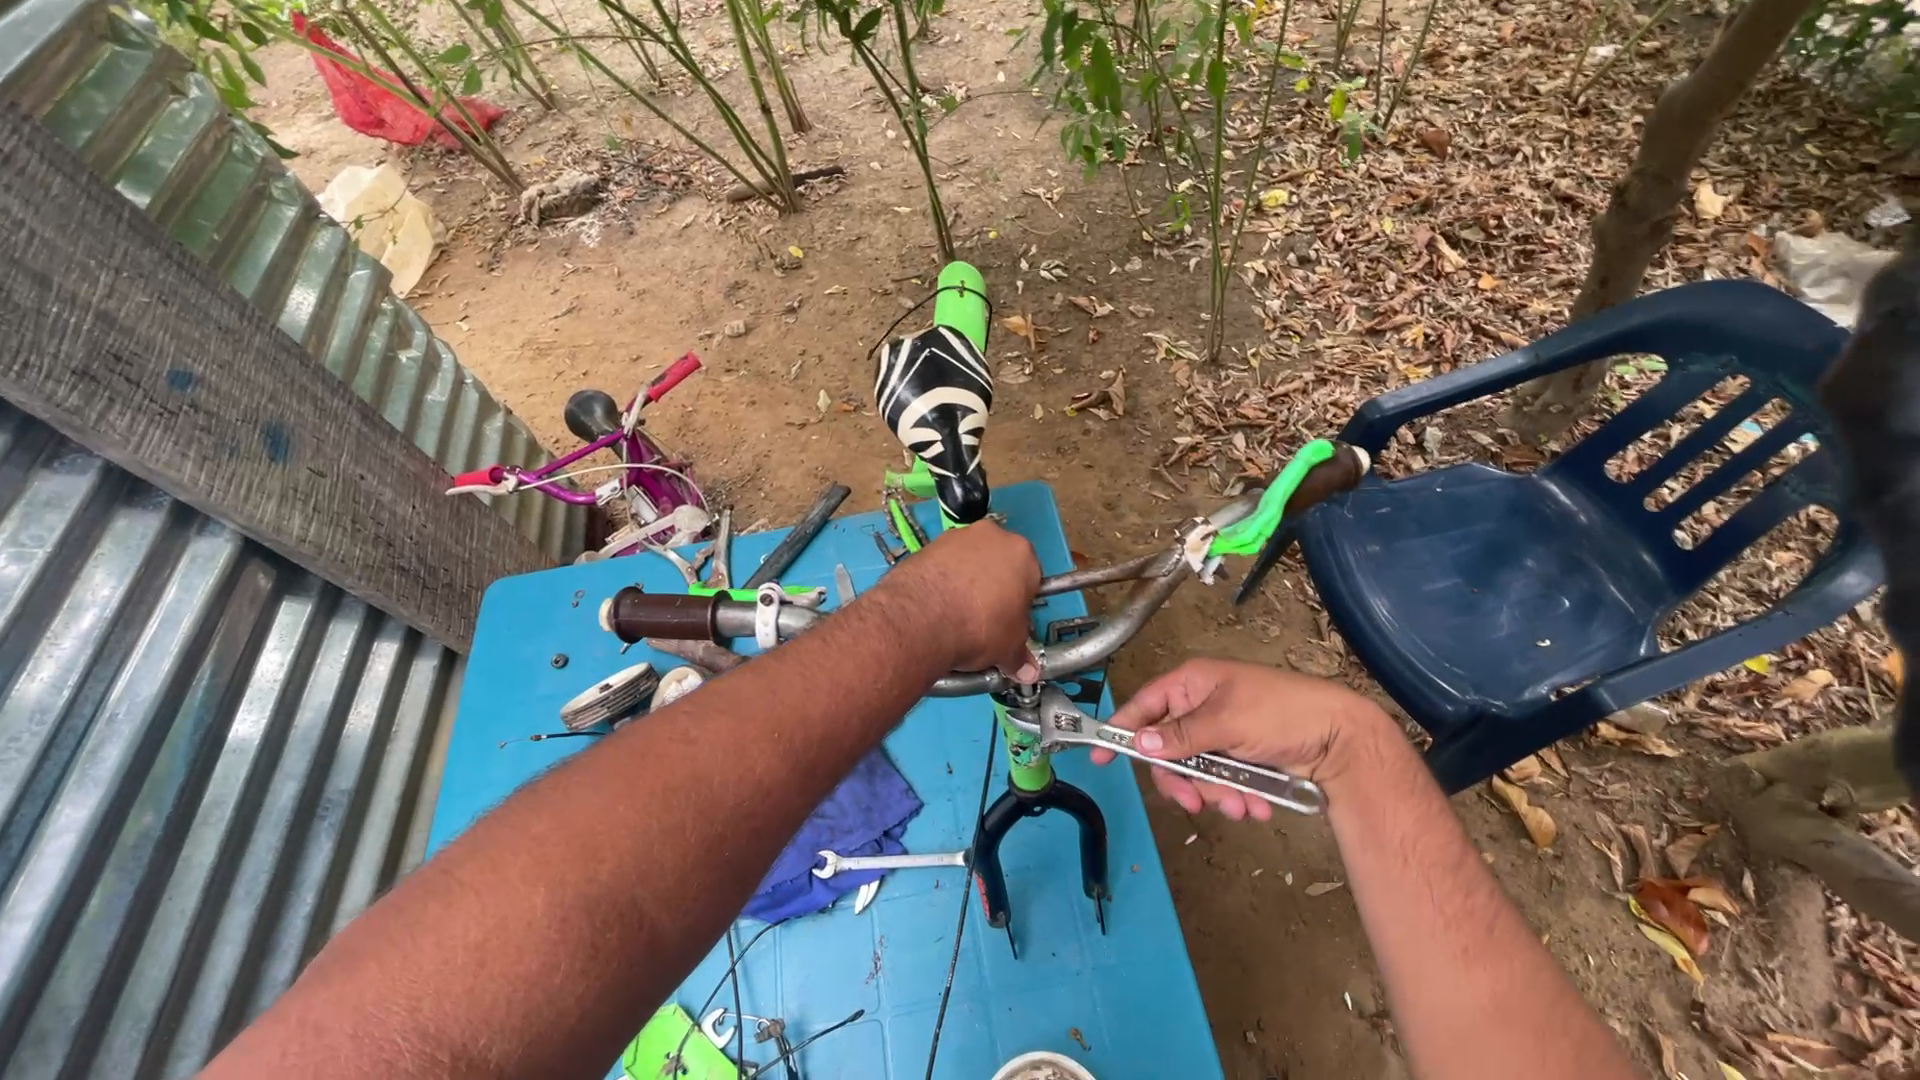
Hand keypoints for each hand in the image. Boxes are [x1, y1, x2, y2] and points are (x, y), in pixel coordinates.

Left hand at [874, 521, 1040, 677]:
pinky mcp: (927, 546)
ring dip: (966, 583)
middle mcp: (992, 536)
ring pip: (969, 562)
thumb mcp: (1009, 647)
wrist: (921, 618)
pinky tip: (936, 607)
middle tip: (985, 618)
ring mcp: (957, 537)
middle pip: (999, 564)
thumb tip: (1026, 671)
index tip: (1009, 621)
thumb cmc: (979, 626)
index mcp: (1022, 554)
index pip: (1031, 578)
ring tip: (957, 616)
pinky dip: (942, 582)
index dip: (1020, 603)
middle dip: (994, 588)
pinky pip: (942, 565)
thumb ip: (1020, 655)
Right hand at [1092, 658, 1397, 821]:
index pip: (1144, 705)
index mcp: (1192, 684)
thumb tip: (1139, 744)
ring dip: (1214, 793)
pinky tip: (1256, 804)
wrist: (1342, 738)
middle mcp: (1202, 707)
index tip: (1101, 759)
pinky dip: (1235, 796)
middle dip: (1183, 779)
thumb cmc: (1280, 713)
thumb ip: (1180, 735)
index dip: (1121, 730)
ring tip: (1241, 806)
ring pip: (1195, 771)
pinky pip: (1221, 781)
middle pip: (1167, 749)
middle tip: (1193, 803)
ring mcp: (1222, 734)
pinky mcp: (1242, 757)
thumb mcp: (1226, 721)